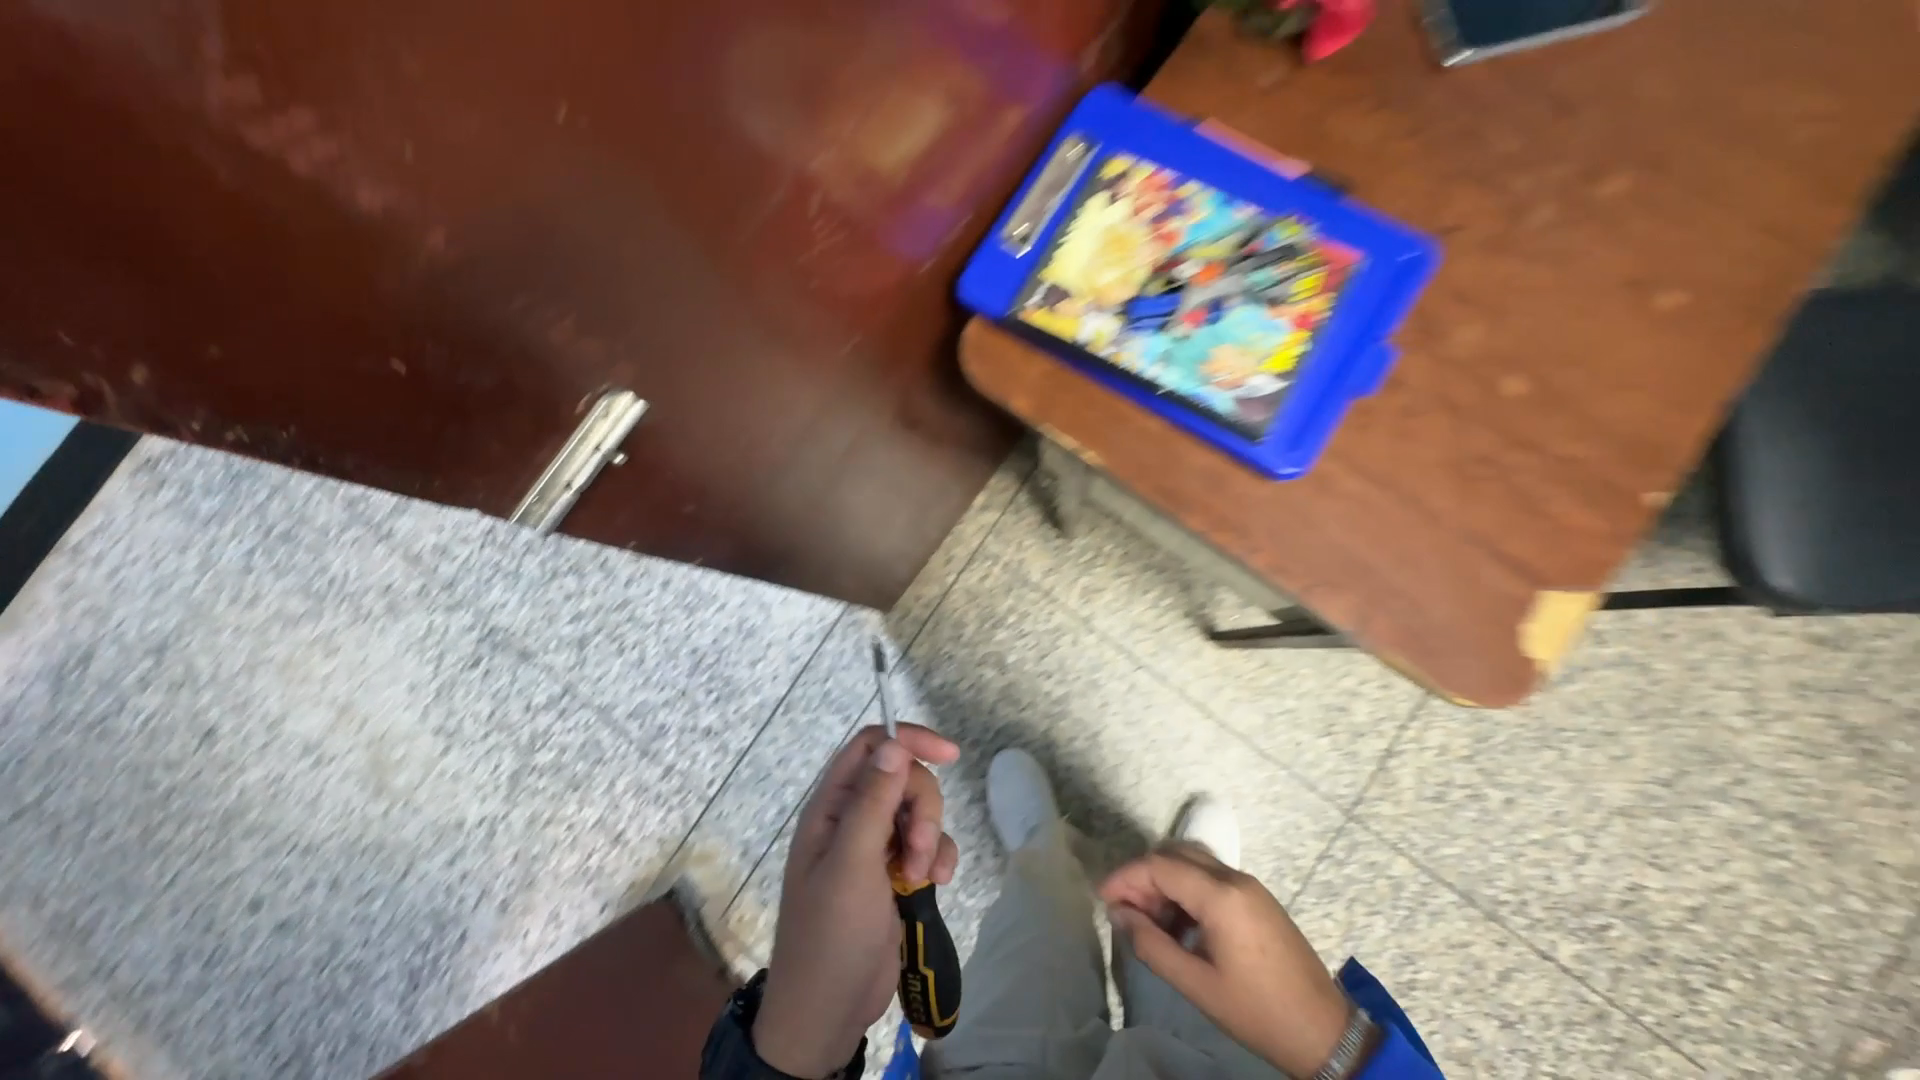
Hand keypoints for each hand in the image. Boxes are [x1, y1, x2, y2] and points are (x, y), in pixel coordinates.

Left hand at [754, 725, 960, 1078]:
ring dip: (930, 837)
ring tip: (922, 876)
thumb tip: (893, 743)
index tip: (948, 755)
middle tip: (916, 848)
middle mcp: (851, 819)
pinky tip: (937, 883)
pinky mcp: (893, 874)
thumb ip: (873, 801)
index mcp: (831, 807)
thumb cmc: (831, 934)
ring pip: (918, 812)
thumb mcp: (851, 864)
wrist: (828, 1010)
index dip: (908, 740)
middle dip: (922, 807)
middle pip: (903, 778)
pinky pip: (926, 846)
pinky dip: (937, 857)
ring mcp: (873, 848)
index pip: (871, 746)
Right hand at [1101, 843, 1350, 1078]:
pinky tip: (1178, 924)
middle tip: (1125, 910)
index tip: (1104, 899)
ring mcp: (1250, 886)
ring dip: (1165, 881)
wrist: (1324, 1031)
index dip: (1126, 877)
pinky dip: (1187, 889)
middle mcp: (1236, 878)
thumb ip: (1151, 944)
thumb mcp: (1196, 984)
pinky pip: (1212, 877)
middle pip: (1176, 854)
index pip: (1160, 866)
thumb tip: (1120, 914)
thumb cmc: (1256, 1010)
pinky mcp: (1258, 899)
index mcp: (1222, 896)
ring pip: (1194, 862)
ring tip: (1149, 921)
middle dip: (1144, 876)